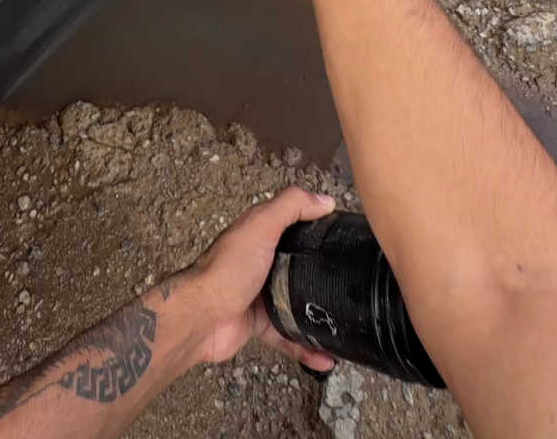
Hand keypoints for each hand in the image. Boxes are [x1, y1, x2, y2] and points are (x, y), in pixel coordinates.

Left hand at [174, 187, 338, 370]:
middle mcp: (261, 261)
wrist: (203, 316)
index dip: (318, 226)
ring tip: (347, 326)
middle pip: (298, 264)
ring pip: (297, 303)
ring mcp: (260, 293)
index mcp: (260, 234)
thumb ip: (290, 208)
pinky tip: (327, 358)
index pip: (294, 224)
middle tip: (353, 286)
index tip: (348, 237)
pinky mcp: (259, 322)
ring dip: (319, 315)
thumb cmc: (229, 269)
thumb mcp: (261, 228)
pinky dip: (307, 346)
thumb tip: (325, 200)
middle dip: (322, 274)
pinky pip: (289, 335)